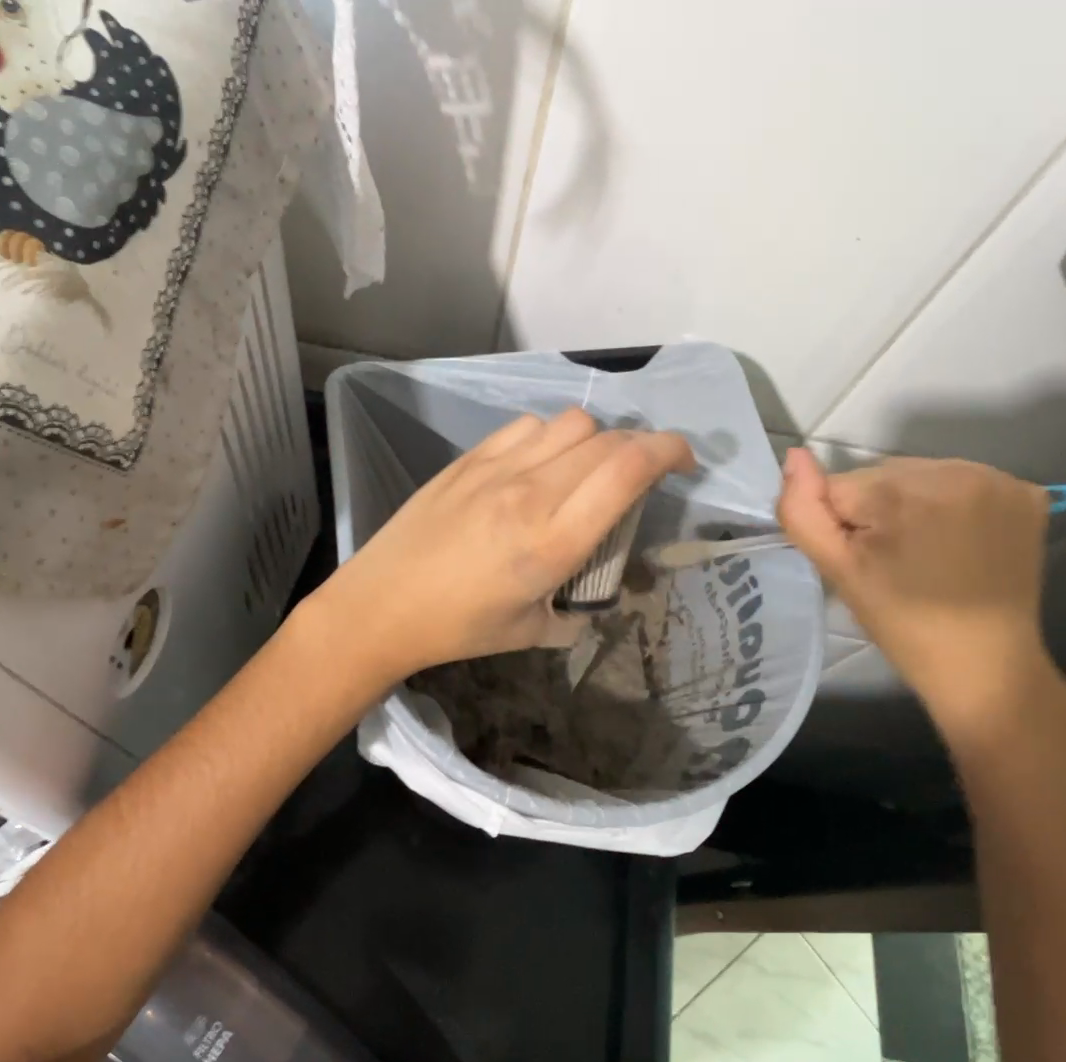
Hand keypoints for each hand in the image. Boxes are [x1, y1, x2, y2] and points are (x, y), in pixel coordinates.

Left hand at [303, 408, 693, 683]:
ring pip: (569, 423)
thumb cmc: (458, 629)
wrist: (380, 605)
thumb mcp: (531, 634)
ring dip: (595, 440)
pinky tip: (540, 463)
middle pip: (607, 439)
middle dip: (641, 447)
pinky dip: (550, 436)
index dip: (670, 452)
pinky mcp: (467, 460)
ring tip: (588, 469)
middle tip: (642, 474)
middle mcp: (530, 493)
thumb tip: (600, 596)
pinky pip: (525, 426)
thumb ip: (578, 612)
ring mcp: (495, 469)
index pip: (628, 469)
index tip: (684, 463)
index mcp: (552, 541)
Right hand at [776, 447, 1060, 730]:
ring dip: (914, 504)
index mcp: (902, 492)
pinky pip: (963, 482)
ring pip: (921, 475)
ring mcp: (996, 481)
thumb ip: (803, 511)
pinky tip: (960, 541)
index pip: (840, 487)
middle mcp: (954, 472)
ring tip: (926, 552)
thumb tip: (794, 458)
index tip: (868, 562)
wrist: (982, 662)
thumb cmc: (900, 621)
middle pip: (883, 475)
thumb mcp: (837, 569)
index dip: (844, 526)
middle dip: (879, 511)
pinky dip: (955, 505)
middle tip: (895, 562)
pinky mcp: (1026, 493)